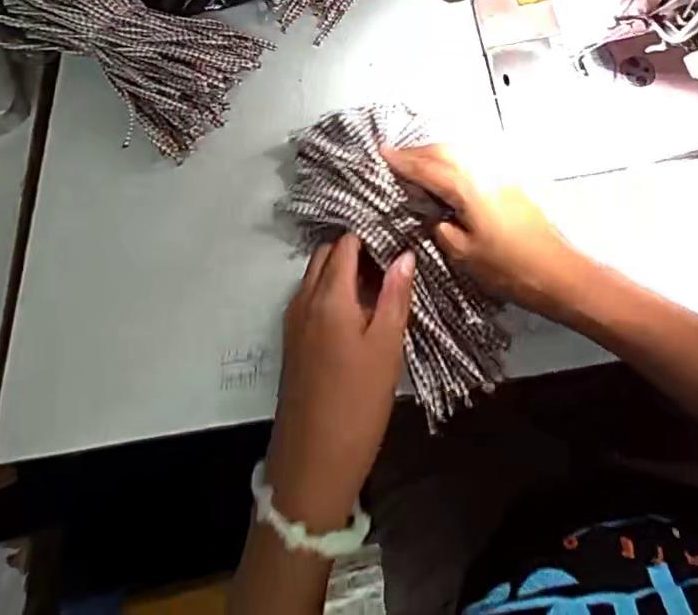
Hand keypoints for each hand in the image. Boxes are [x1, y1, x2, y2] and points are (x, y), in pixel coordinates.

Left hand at [266, 234, 414, 533]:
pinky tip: (362, 308)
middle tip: (394, 258)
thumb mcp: (387, 347)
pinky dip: (334, 289)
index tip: (399, 234)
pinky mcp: (293, 340)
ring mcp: (294, 321)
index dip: (371, 234)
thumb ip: (395, 295)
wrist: (312, 463)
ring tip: (384, 281)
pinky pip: (312, 297)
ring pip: (317, 275)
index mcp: (327, 297)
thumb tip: (404, 253)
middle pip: (327, 255)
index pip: (346, 244)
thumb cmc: (357, 403)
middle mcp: (303, 300)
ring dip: (345, 269)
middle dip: (357, 247)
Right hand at [380, 143, 595, 321]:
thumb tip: (432, 212)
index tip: (381, 153)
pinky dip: (455, 161)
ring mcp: (500, 174)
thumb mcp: (464, 254)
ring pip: (460, 153)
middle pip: (444, 151)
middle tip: (395, 158)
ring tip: (417, 164)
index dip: (403, 161)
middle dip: (417, 152)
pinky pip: (474, 161)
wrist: (558, 272)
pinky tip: (448, 175)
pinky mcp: (511, 182)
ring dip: (436, 154)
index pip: (427, 168)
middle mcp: (483, 171)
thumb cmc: (509, 267)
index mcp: (468, 186)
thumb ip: (441, 227)